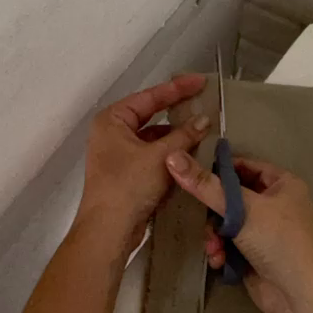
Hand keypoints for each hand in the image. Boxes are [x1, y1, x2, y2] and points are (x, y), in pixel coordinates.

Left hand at [75, 74, 209, 246]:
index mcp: (112, 120)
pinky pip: (153, 157)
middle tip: (204, 102)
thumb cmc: (128, 186)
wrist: (108, 230)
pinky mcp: (127, 174)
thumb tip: (204, 120)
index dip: (177, 89)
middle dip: (177, 112)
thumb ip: (183, 136)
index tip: (200, 81)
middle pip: (150, 116)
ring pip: (153, 138)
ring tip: (204, 130)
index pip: (149, 97)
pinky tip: (192, 155)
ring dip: (176, 137)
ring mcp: (119, 154)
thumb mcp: (160, 157)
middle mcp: (112, 133)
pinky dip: (171, 155)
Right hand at [164, 153, 312, 312]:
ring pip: (227, 223)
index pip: (244, 166)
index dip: (218, 170)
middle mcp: (276, 204)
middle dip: (214, 213)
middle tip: (205, 222)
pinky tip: (219, 262)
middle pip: (231, 197)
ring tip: (214, 249)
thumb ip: (205, 185)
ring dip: (215, 236)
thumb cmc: (277, 241)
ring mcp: (266, 231)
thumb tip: (172, 156)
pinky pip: (231, 244)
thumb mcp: (240, 209)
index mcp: (283, 184)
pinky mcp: (256, 255)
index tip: (193, 177)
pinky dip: (222, 251)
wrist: (300, 297)